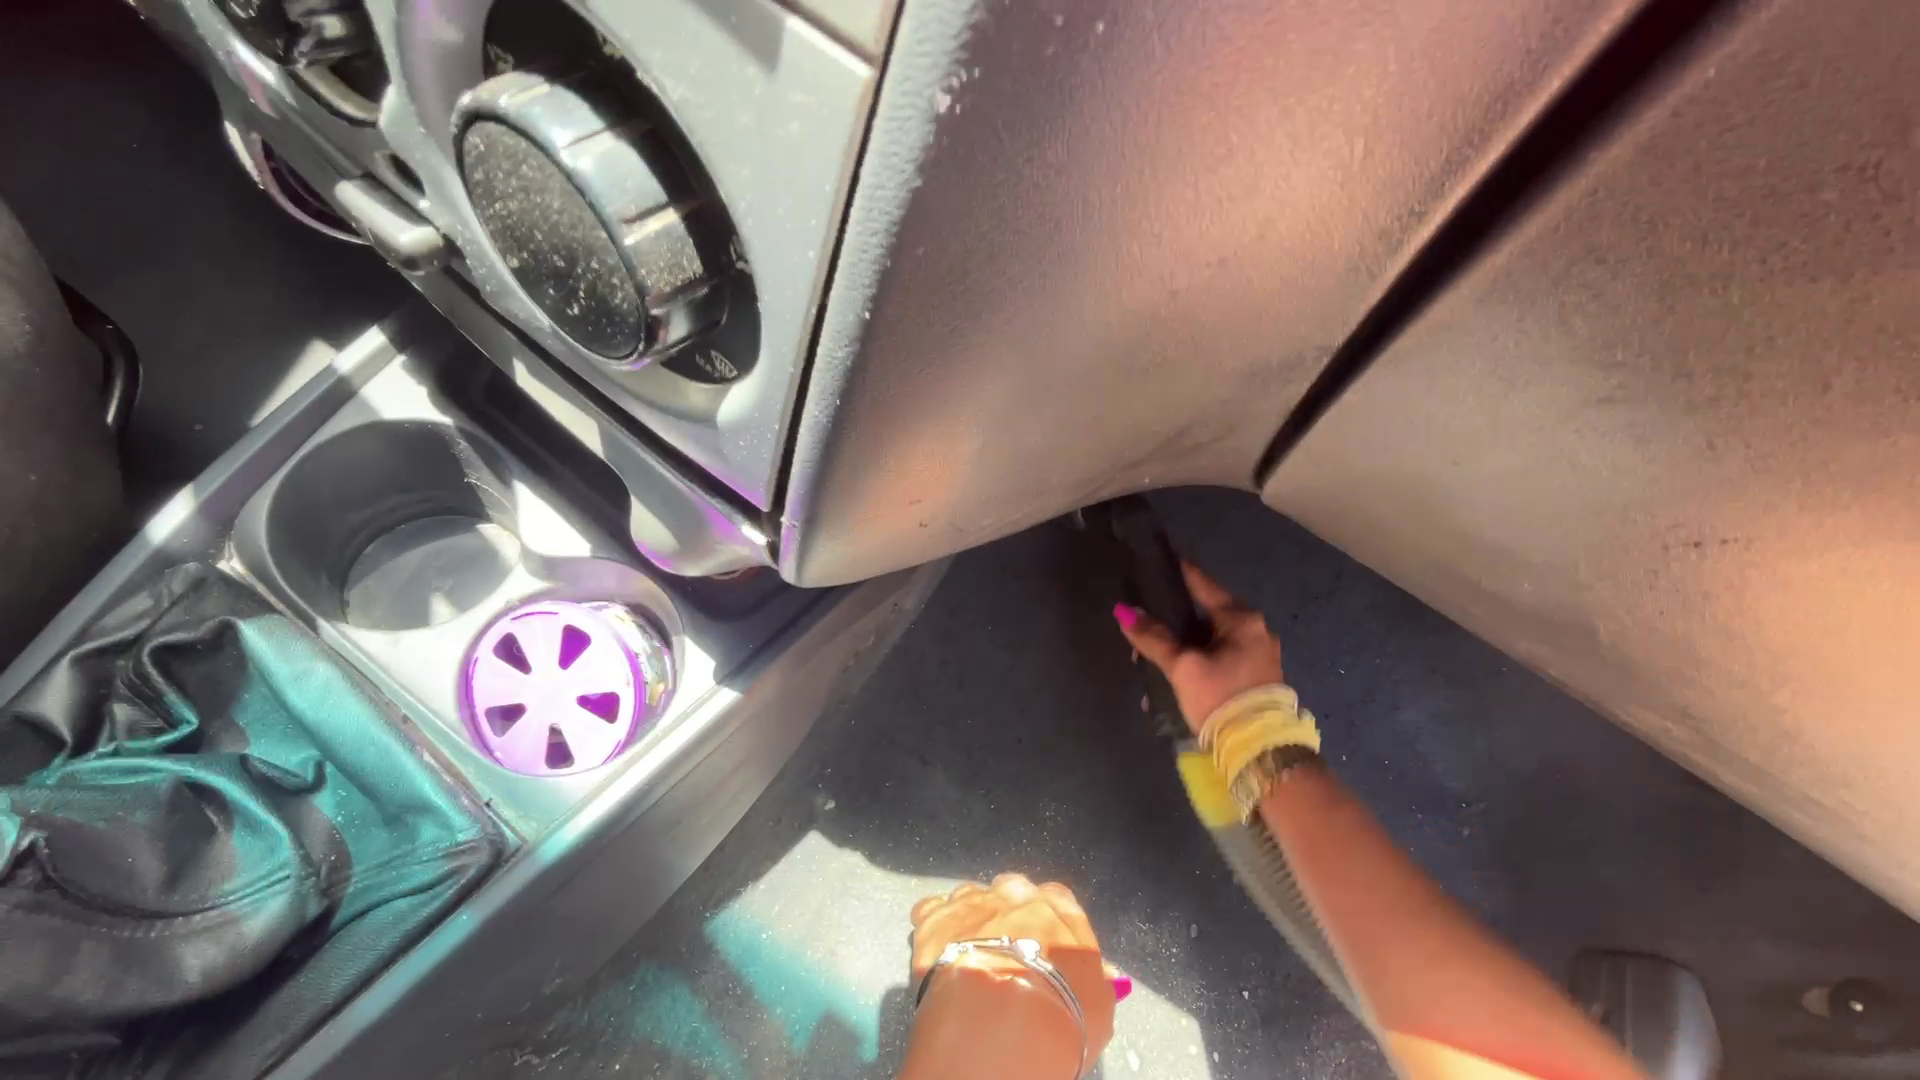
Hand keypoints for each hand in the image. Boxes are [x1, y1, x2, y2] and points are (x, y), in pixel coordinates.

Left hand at [900, 875, 1115, 1079]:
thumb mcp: (1098, 1007)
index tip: (1044, 941)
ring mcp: (972, 904)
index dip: (1049, 919)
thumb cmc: (1061, 1020)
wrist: (1000, 1026)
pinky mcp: (934, 920)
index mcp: (1060, 910)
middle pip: (1012, 889)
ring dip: (970, 913)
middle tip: (1006, 945)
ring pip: (971, 894)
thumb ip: (1096, 979)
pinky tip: (938, 943)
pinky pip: (931, 908)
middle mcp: (1016, 895)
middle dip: (1008, 908)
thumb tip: (1105, 974)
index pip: (1058, 898)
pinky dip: (935, 920)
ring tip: (969, 946)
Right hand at [1113, 561, 1284, 734]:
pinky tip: (1178, 668)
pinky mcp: (1257, 674)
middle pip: (1206, 612)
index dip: (1178, 571)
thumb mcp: (1183, 666)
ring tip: (1154, 653)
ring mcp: (1260, 652)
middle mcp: (1256, 629)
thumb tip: (1124, 611)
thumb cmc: (1220, 697)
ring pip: (1211, 636)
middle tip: (1144, 620)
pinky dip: (1198, 656)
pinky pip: (1221, 654)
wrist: (1259, 748)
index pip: (1202, 584)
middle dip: (1173, 618)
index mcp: (1241, 618)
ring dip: (1184, 642)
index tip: (1159, 557)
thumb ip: (1153, 638)